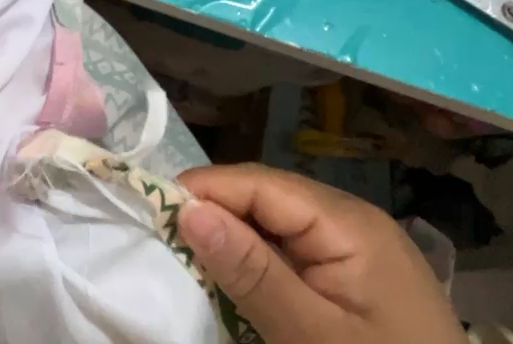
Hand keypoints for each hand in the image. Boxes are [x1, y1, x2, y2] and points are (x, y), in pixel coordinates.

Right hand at [177, 164, 465, 343]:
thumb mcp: (312, 338)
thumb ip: (252, 271)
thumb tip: (187, 208)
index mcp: (349, 222)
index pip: (258, 183)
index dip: (203, 191)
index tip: (152, 214)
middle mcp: (354, 220)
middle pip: (266, 196)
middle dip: (216, 214)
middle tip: (169, 246)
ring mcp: (360, 248)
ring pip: (277, 223)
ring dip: (236, 239)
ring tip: (197, 265)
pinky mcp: (360, 276)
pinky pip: (297, 250)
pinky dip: (263, 263)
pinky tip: (242, 284)